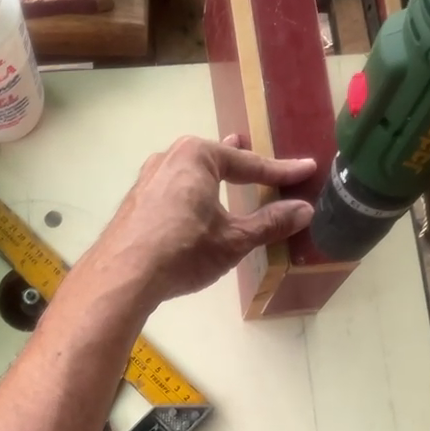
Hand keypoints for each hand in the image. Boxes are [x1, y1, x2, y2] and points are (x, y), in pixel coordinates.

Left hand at [81, 135, 315, 306]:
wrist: (123, 275)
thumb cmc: (184, 250)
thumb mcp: (234, 239)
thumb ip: (270, 223)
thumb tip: (304, 210)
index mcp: (197, 156)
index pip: (249, 164)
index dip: (280, 171)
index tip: (306, 170)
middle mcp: (169, 157)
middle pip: (214, 159)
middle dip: (238, 163)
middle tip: (256, 158)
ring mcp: (147, 178)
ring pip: (189, 172)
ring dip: (210, 175)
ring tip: (224, 173)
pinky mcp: (135, 201)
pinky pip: (173, 189)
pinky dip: (191, 193)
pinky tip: (191, 204)